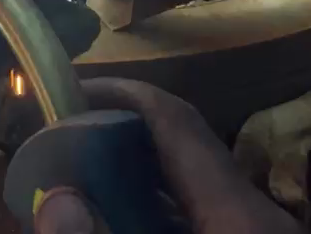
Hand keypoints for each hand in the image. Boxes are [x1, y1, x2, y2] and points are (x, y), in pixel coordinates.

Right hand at [32, 78, 305, 233]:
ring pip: (191, 188)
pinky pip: (203, 217)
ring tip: (83, 179)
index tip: (68, 90)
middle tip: (63, 142)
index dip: (119, 93)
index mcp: (240, 212)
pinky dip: (158, 210)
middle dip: (118, 139)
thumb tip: (53, 200)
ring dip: (136, 180)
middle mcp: (257, 214)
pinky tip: (125, 220)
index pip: (174, 118)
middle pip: (180, 149)